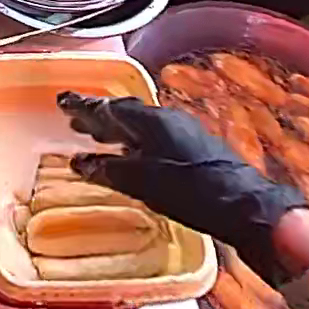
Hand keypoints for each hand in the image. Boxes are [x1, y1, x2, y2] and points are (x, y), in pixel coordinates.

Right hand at [56, 91, 308, 280]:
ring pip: (137, 124)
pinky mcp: (193, 147)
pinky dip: (132, 139)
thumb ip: (109, 170)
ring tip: (95, 136)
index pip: (107, 108)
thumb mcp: (142, 182)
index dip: (83, 106)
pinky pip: (151, 135)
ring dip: (115, 128)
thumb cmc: (191, 192)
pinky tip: (129, 152)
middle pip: (123, 112)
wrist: (247, 208)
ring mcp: (181, 131)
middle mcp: (164, 119)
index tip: (62, 100)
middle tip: (74, 121)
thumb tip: (80, 164)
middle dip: (97, 116)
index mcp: (149, 121)